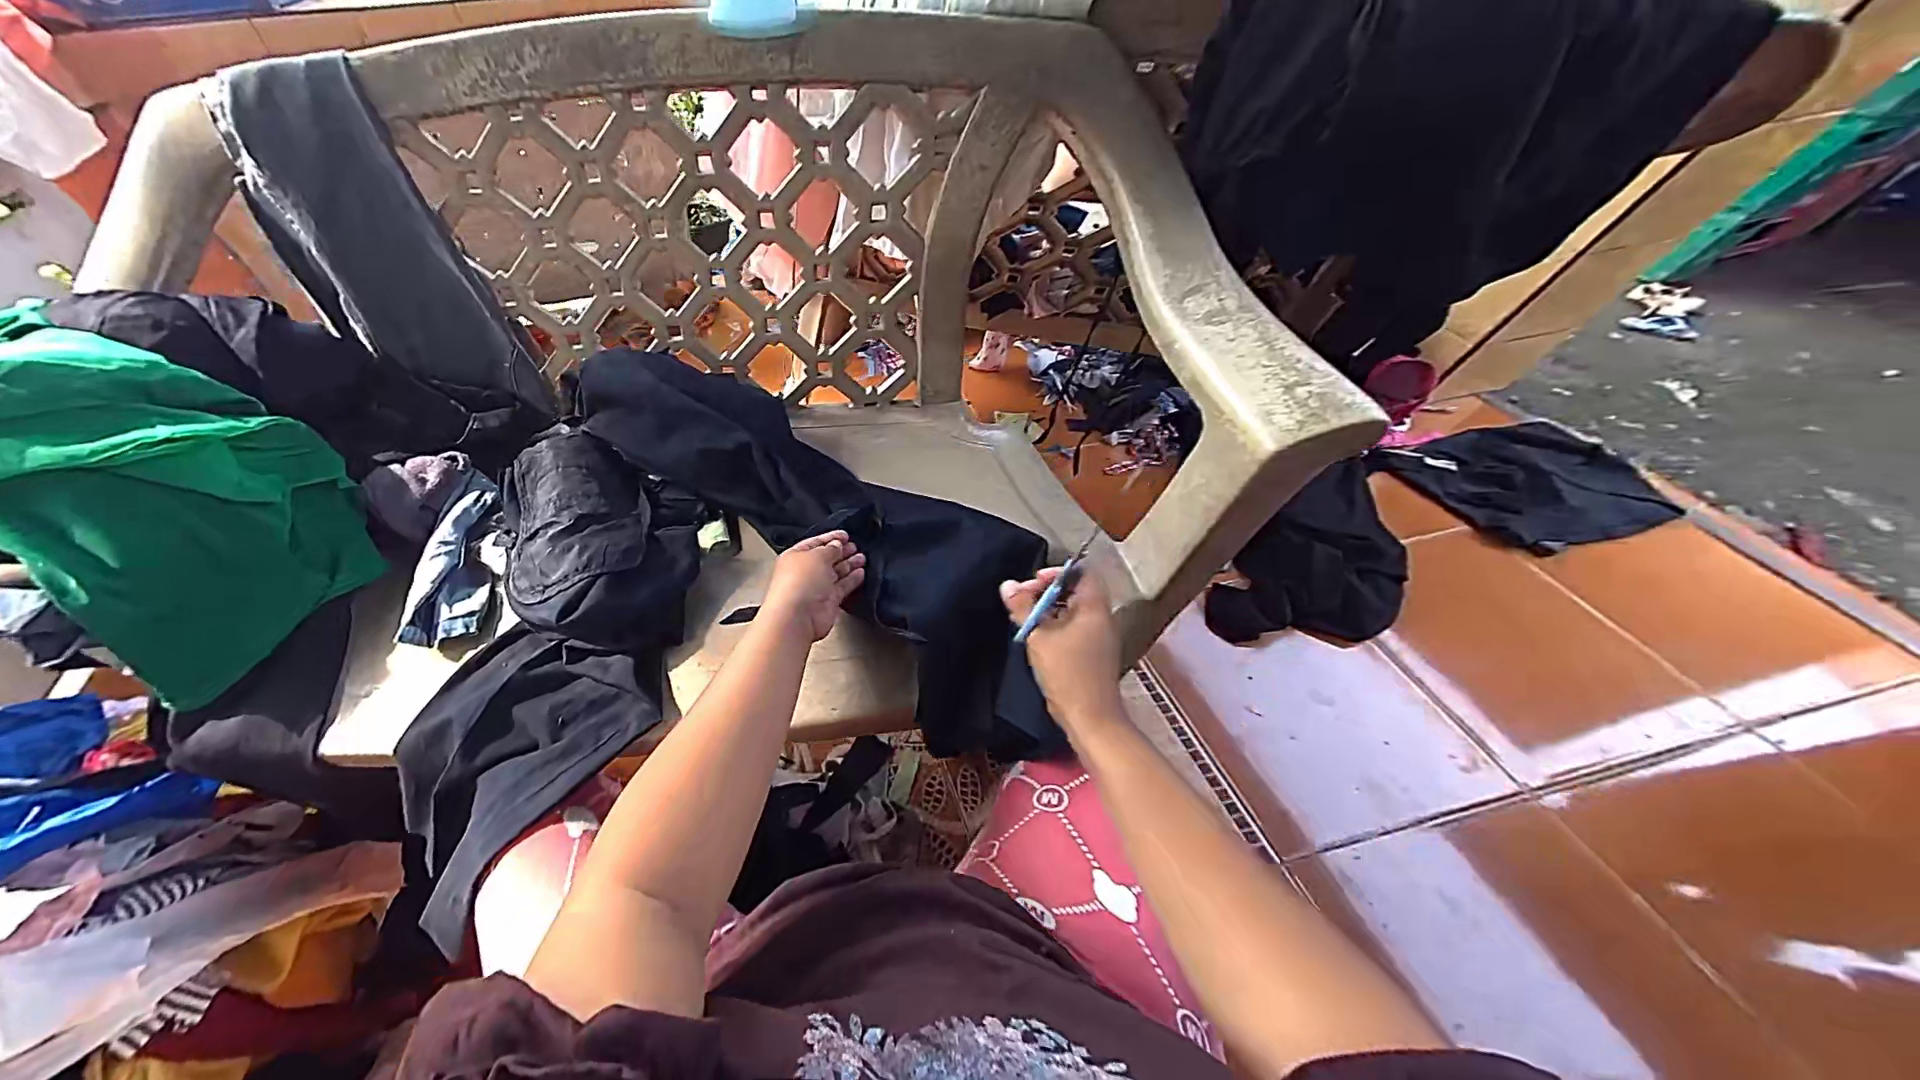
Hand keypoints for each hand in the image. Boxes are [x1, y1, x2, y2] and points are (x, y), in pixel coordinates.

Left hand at [764, 531, 866, 642]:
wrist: (798, 617)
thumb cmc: (799, 583)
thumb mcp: (817, 555)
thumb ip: (830, 548)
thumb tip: (838, 545)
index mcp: (796, 557)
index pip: (815, 543)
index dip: (830, 538)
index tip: (845, 535)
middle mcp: (805, 572)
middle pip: (826, 559)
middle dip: (841, 551)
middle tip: (855, 546)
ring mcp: (816, 588)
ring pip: (836, 573)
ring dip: (849, 565)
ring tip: (862, 557)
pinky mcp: (828, 603)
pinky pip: (842, 588)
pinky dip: (852, 580)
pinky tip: (861, 573)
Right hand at [1000, 567, 1123, 728]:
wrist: (1090, 717)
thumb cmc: (1066, 673)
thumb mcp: (1039, 637)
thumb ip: (1022, 608)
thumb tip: (1007, 585)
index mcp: (1095, 607)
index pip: (1083, 572)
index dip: (1057, 571)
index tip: (1034, 582)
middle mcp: (1102, 617)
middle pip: (1077, 589)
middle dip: (1048, 590)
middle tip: (1023, 599)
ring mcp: (1099, 636)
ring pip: (1074, 610)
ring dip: (1049, 609)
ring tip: (1026, 618)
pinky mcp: (1093, 652)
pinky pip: (1075, 627)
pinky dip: (1056, 624)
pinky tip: (1037, 636)